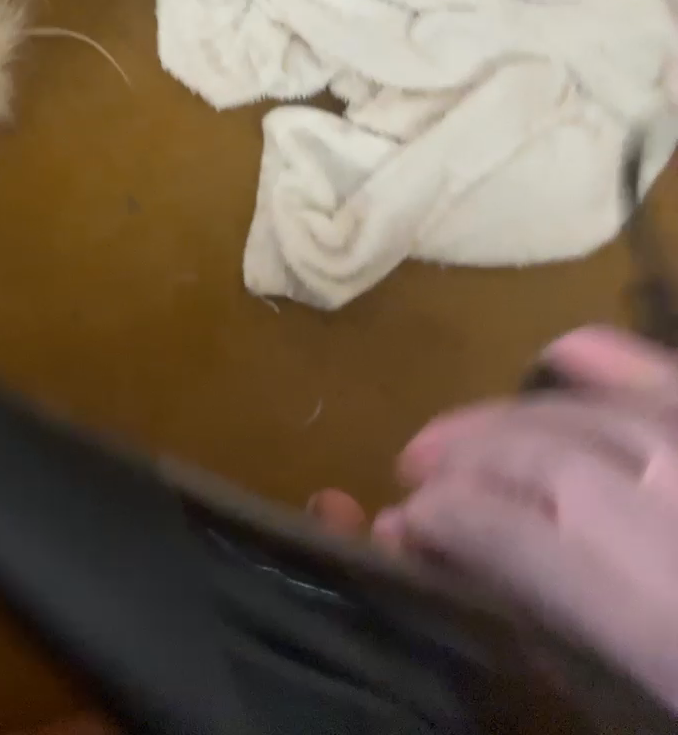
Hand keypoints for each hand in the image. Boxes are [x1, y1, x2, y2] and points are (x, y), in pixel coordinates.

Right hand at [316, 326, 677, 710]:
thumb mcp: (644, 704)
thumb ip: (553, 631)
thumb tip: (443, 561)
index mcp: (659, 622)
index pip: (497, 526)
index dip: (430, 517)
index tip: (401, 531)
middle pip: (539, 457)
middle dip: (458, 460)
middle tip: (417, 474)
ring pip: (603, 419)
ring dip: (513, 419)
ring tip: (468, 436)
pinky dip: (632, 370)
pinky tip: (568, 352)